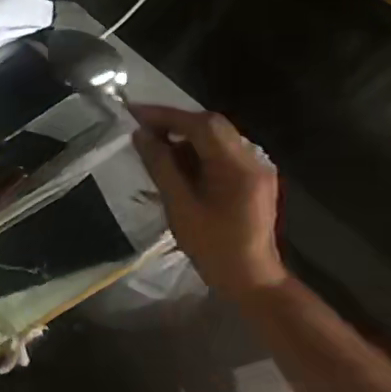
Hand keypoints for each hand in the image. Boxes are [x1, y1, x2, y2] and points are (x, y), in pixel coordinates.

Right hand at [129, 103, 285, 299]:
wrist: (250, 278)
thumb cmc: (211, 245)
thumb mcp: (179, 205)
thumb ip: (160, 165)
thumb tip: (141, 135)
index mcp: (237, 167)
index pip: (202, 125)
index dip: (166, 115)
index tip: (134, 113)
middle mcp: (252, 160)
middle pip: (212, 126)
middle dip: (174, 123)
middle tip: (141, 128)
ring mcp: (255, 169)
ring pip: (216, 137)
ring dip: (184, 136)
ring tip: (154, 147)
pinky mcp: (251, 179)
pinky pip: (221, 152)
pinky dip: (196, 150)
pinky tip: (175, 164)